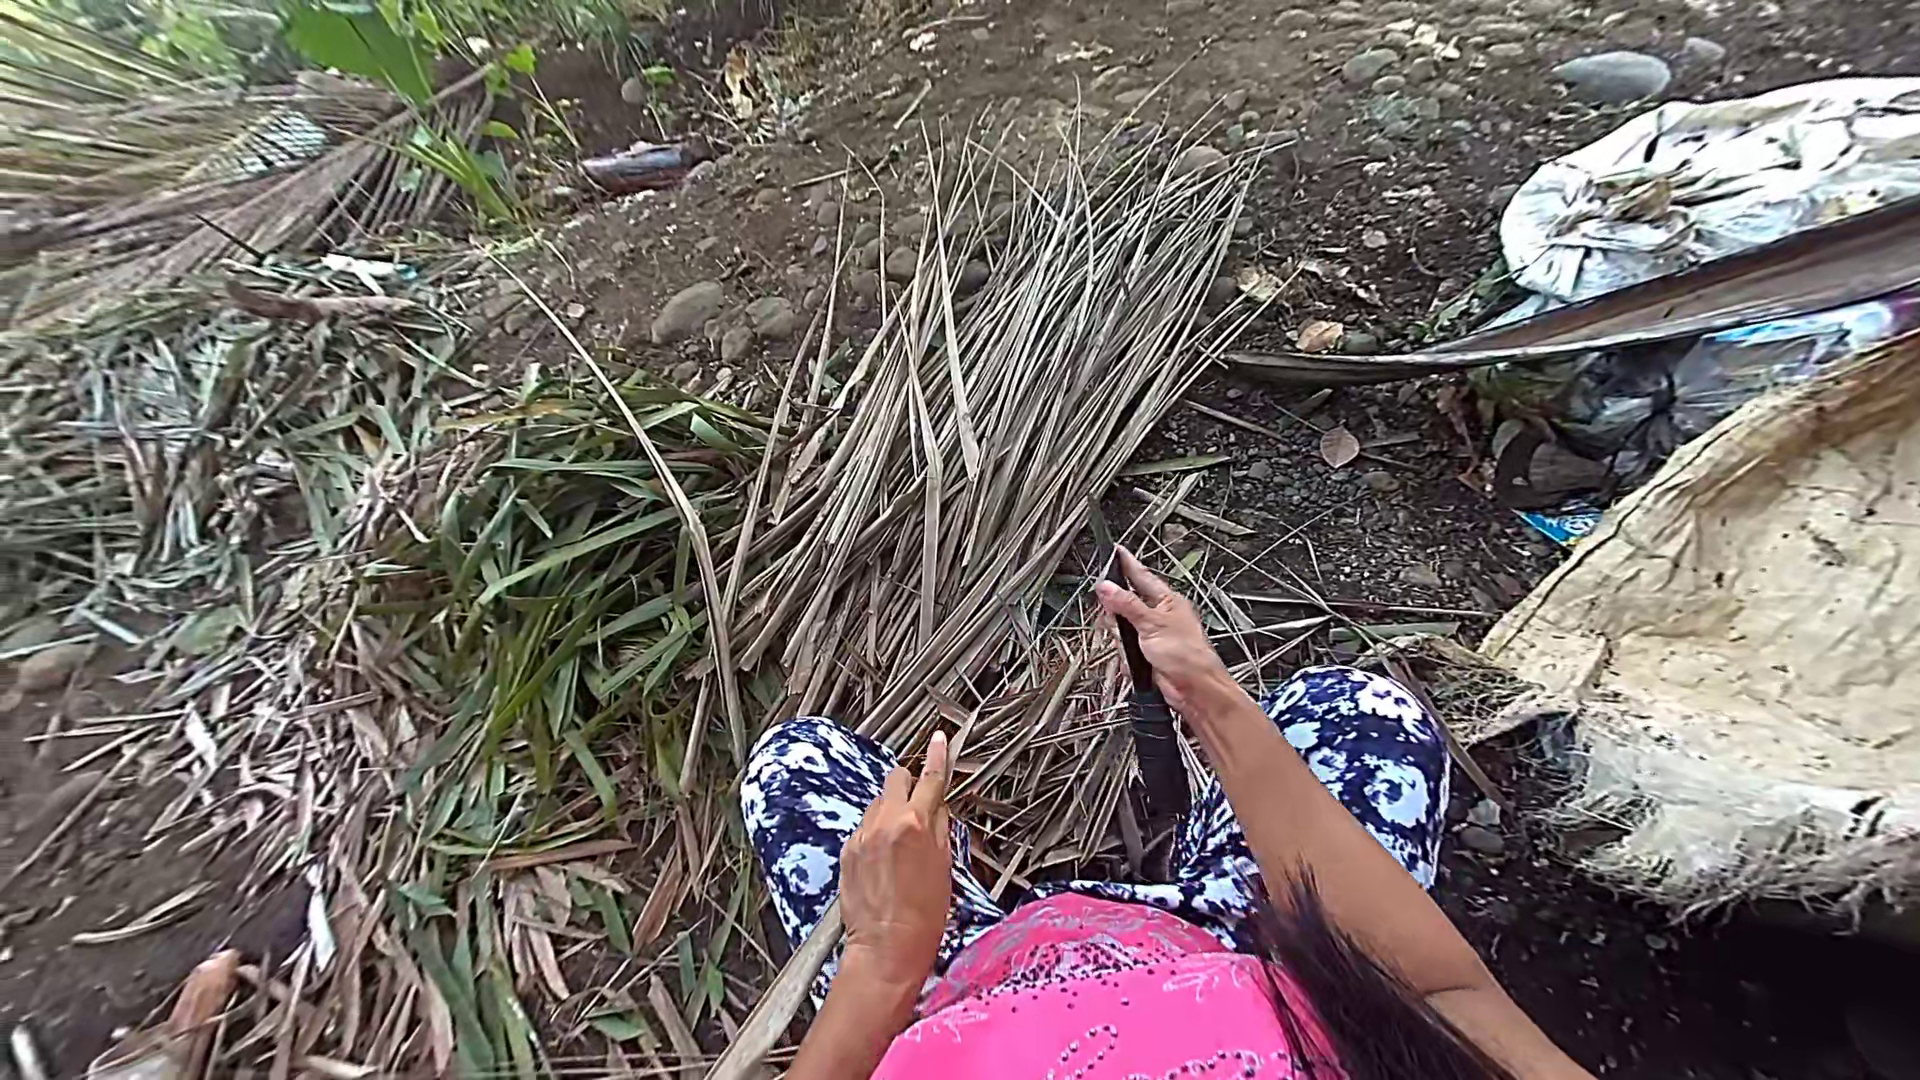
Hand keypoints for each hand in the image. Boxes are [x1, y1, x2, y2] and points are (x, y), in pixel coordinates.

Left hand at [838, 730, 952, 989]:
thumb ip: (940, 826)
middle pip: (897, 777)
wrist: (886, 949)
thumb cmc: (922, 916)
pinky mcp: (848, 848)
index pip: (930, 778)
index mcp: (916, 824)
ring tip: (901, 842)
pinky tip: (884, 857)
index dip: (938, 756)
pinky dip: (876, 832)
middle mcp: (886, 822)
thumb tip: (938, 805)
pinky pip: (865, 826)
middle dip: (909, 783)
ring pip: (880, 802)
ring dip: (891, 810)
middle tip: (918, 803)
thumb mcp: (944, 864)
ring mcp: (864, 834)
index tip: (940, 740)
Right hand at [1094, 546, 1235, 715]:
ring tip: (1130, 644)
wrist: (1196, 690)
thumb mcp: (1152, 624)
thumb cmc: (1189, 656)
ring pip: (1122, 627)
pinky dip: (1125, 654)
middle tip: (1112, 612)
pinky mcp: (1146, 653)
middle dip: (1117, 611)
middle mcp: (1160, 615)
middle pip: (1126, 602)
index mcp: (1167, 601)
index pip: (1141, 575)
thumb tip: (1106, 587)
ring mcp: (1152, 634)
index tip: (1114, 551)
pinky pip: (1125, 647)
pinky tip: (1133, 658)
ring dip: (1122, 638)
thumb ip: (1126, 604)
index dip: (1126, 564)